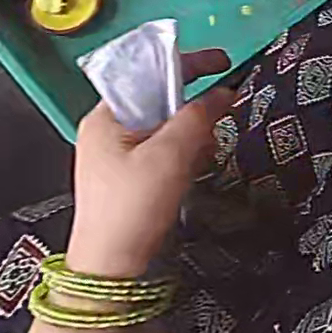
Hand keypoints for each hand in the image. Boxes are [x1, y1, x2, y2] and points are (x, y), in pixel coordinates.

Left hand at [66, 50, 235, 277]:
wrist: (111, 271)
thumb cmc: (134, 207)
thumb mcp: (170, 156)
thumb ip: (198, 117)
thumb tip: (225, 91)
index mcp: (106, 117)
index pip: (149, 73)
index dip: (188, 64)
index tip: (224, 61)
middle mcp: (107, 130)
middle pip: (160, 101)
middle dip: (193, 111)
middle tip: (216, 127)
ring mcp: (116, 155)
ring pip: (165, 127)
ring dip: (191, 136)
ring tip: (204, 157)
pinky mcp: (128, 176)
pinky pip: (163, 150)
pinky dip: (184, 154)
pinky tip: (194, 171)